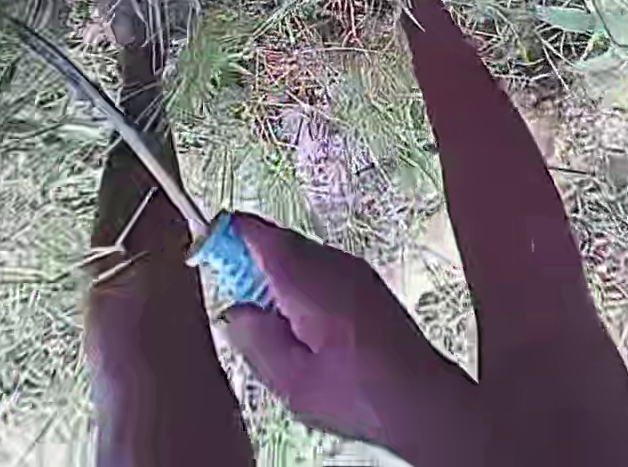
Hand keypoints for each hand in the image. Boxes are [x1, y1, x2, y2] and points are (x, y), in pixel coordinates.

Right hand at [220, 215, 490, 464]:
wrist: (421, 395)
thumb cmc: (356, 391)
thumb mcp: (291, 381)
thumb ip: (255, 339)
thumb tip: (233, 310)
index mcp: (306, 278)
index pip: (258, 233)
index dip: (228, 232)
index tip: (206, 246)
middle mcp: (328, 259)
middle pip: (277, 239)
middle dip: (250, 259)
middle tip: (239, 299)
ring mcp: (349, 265)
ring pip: (299, 252)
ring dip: (276, 271)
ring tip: (274, 321)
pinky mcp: (362, 277)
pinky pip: (318, 263)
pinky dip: (299, 278)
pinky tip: (304, 322)